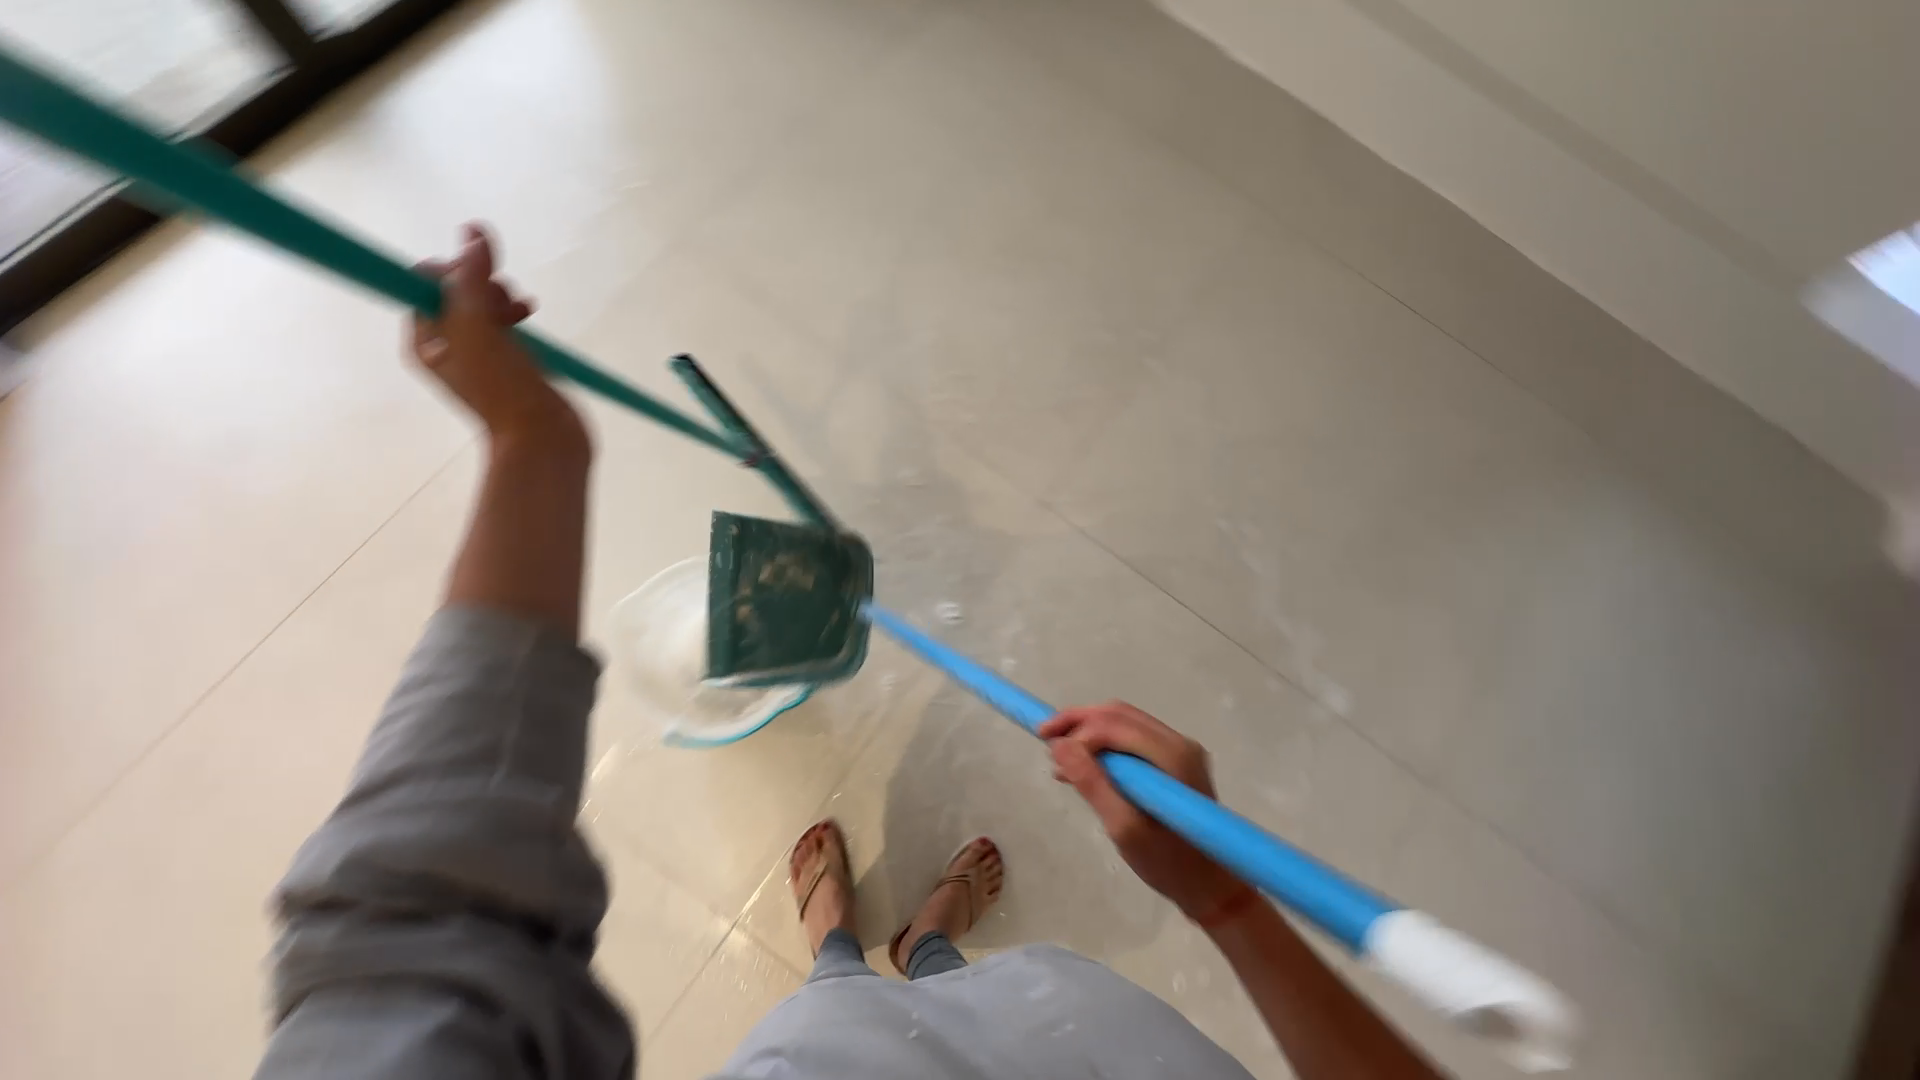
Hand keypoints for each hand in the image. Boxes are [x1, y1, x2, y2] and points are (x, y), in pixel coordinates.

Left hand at [410, 223, 582, 446]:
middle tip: (506, 300)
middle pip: (456, 292)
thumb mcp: (478, 328)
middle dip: (481, 284)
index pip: (424, 283)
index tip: (482, 280)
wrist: (544, 439)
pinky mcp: (510, 364)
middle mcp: (447, 346)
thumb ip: (470, 280)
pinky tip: (530, 315)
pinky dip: (515, 314)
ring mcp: (480, 356)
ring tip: (523, 308)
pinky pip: (505, 325)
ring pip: (483, 306)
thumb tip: (473, 231)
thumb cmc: (503, 387)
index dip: (453, 271)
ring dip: (501, 297)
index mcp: (426, 340)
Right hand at [1041, 702, 1246, 921]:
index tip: (1046, 744)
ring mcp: (1180, 750)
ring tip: (1059, 759)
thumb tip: (1059, 744)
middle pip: (1119, 715)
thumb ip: (1092, 783)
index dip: (1076, 727)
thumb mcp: (1124, 828)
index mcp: (1173, 755)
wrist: (1212, 889)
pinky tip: (1084, 767)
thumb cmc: (1169, 864)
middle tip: (1045, 739)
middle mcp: (1180, 742)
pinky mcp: (1176, 762)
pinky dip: (1104, 748)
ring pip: (1124, 724)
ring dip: (1089, 734)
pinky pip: (1132, 741)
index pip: (1114, 723)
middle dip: (1079, 723)